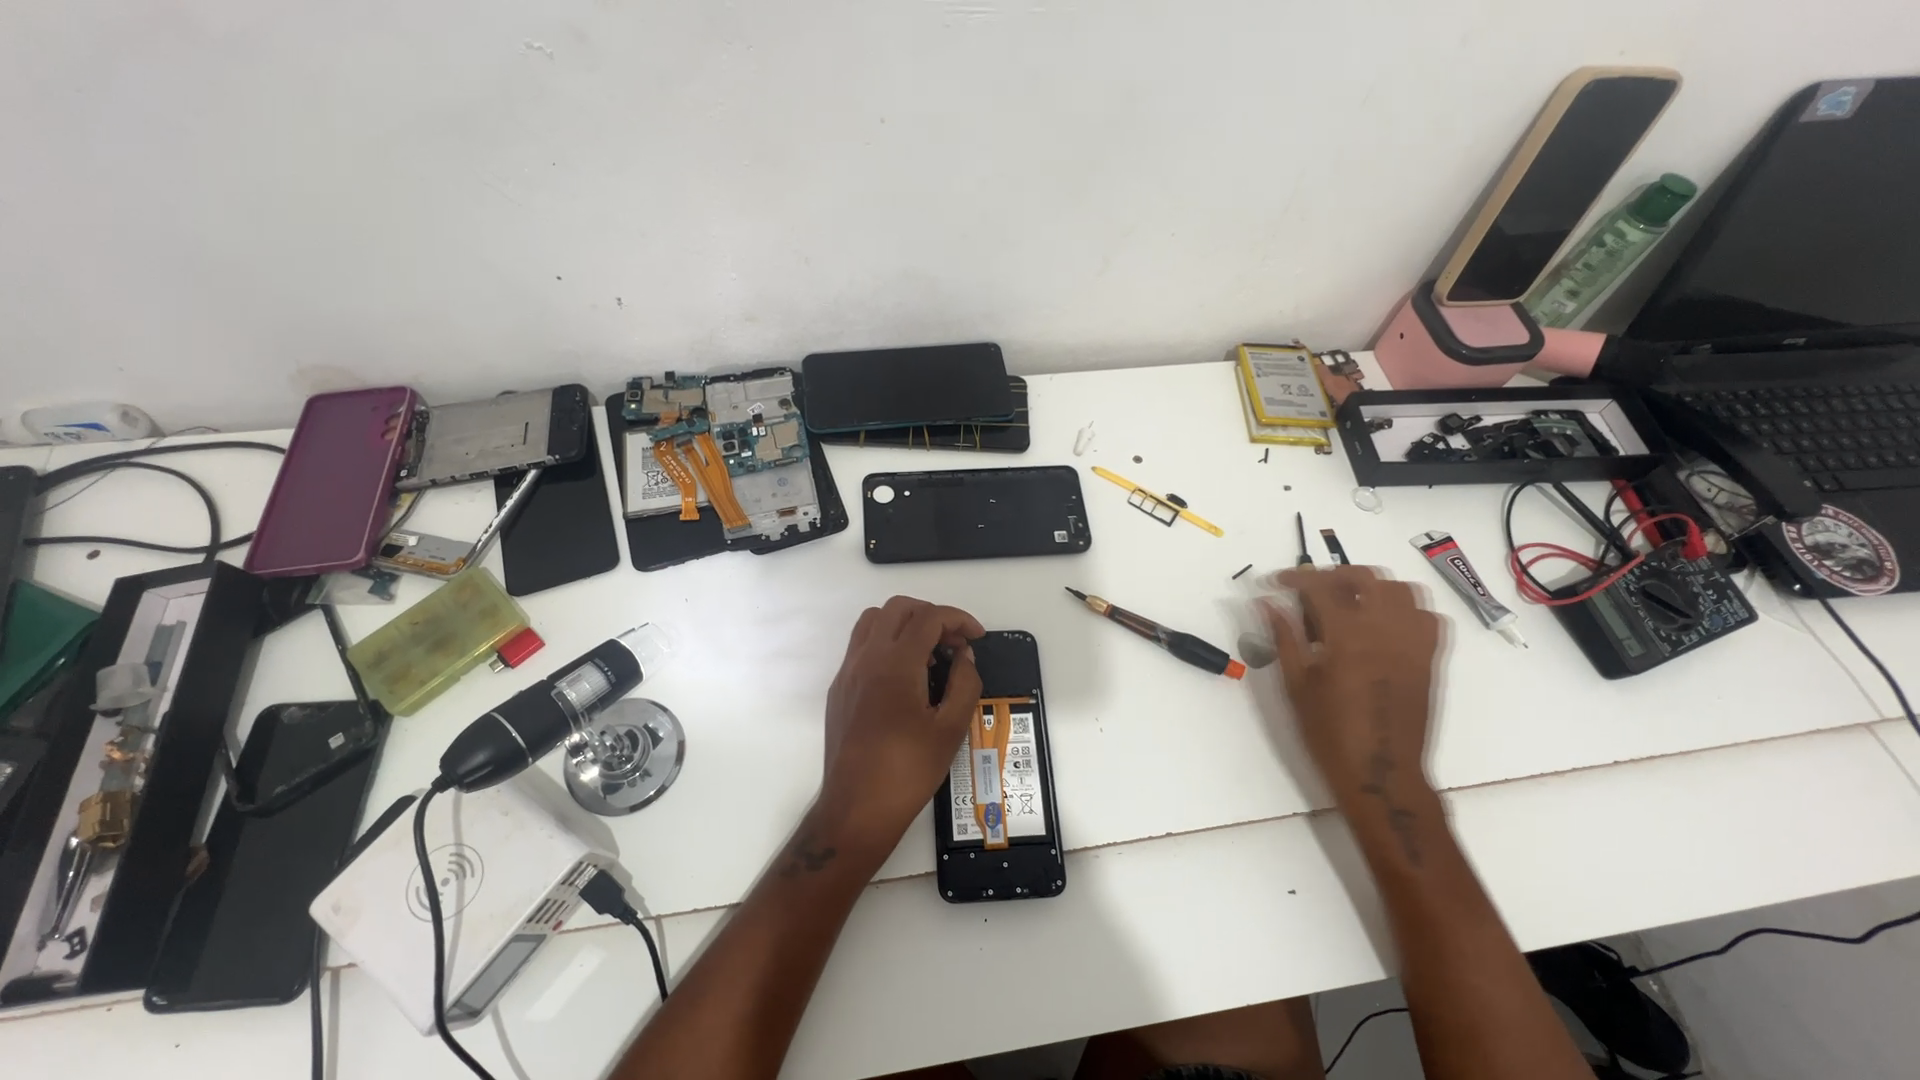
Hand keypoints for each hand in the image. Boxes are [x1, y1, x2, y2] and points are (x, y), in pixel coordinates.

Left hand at [821, 596, 984, 847]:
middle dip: (931, 615)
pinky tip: (905, 677)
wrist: (857, 807)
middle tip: (954, 643)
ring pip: (873, 621)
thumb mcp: (951, 729)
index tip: (977, 638)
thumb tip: (964, 656)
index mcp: (895, 664)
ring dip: (905, 625)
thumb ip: (964, 684)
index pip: (928, 617)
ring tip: (930, 654)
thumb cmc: (908, 771)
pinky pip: (861, 646)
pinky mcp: (839, 689)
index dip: (958, 619)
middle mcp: (866, 658)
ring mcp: (847, 672)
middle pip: (898, 609)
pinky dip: (886, 644)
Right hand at [1259, 565, 1443, 808]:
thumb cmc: (1330, 733)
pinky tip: (1385, 624)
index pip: (1320, 586)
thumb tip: (1266, 602)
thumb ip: (1284, 637)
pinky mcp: (1431, 657)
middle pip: (1364, 576)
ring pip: (1401, 589)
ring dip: (1373, 587)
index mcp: (1347, 636)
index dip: (1294, 578)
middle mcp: (1385, 630)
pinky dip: (1407, 609)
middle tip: (1310, 590)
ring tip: (1350, 603)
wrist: (1382, 772)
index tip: (1276, 582)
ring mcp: (1414, 642)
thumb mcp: (1296, 685)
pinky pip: (1428, 616)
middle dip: (1333, 575)